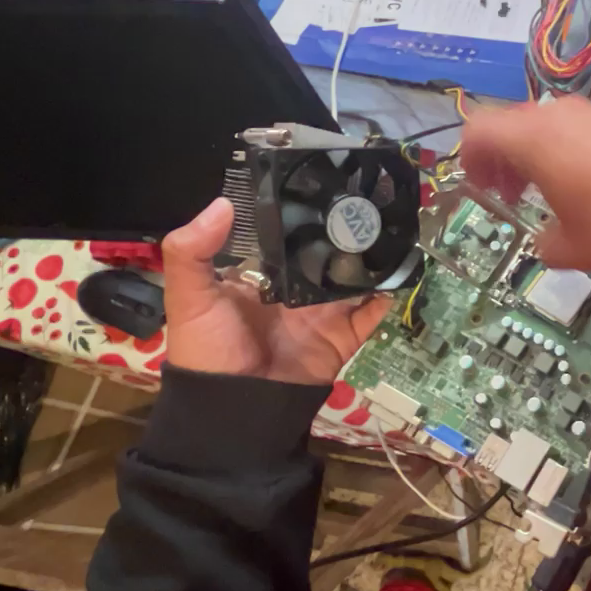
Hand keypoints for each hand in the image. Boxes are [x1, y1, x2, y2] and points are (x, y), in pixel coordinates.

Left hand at [161, 198, 394, 385]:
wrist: (238, 406)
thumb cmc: (210, 348)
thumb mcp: (189, 296)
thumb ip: (192, 250)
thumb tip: (223, 202)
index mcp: (260, 279)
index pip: (284, 240)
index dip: (300, 216)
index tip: (320, 185)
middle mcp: (295, 293)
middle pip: (325, 257)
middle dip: (344, 234)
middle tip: (366, 202)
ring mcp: (323, 314)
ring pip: (353, 280)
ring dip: (370, 259)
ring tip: (391, 228)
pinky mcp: (344, 335)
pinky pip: (371, 313)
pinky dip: (388, 295)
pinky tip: (401, 271)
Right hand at [460, 97, 590, 277]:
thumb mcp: (572, 249)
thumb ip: (543, 241)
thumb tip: (546, 241)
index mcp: (537, 139)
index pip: (480, 131)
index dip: (471, 159)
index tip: (482, 187)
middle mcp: (565, 115)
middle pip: (515, 124)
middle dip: (506, 158)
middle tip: (514, 193)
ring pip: (553, 124)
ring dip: (541, 153)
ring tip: (556, 192)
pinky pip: (588, 129)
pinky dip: (576, 150)